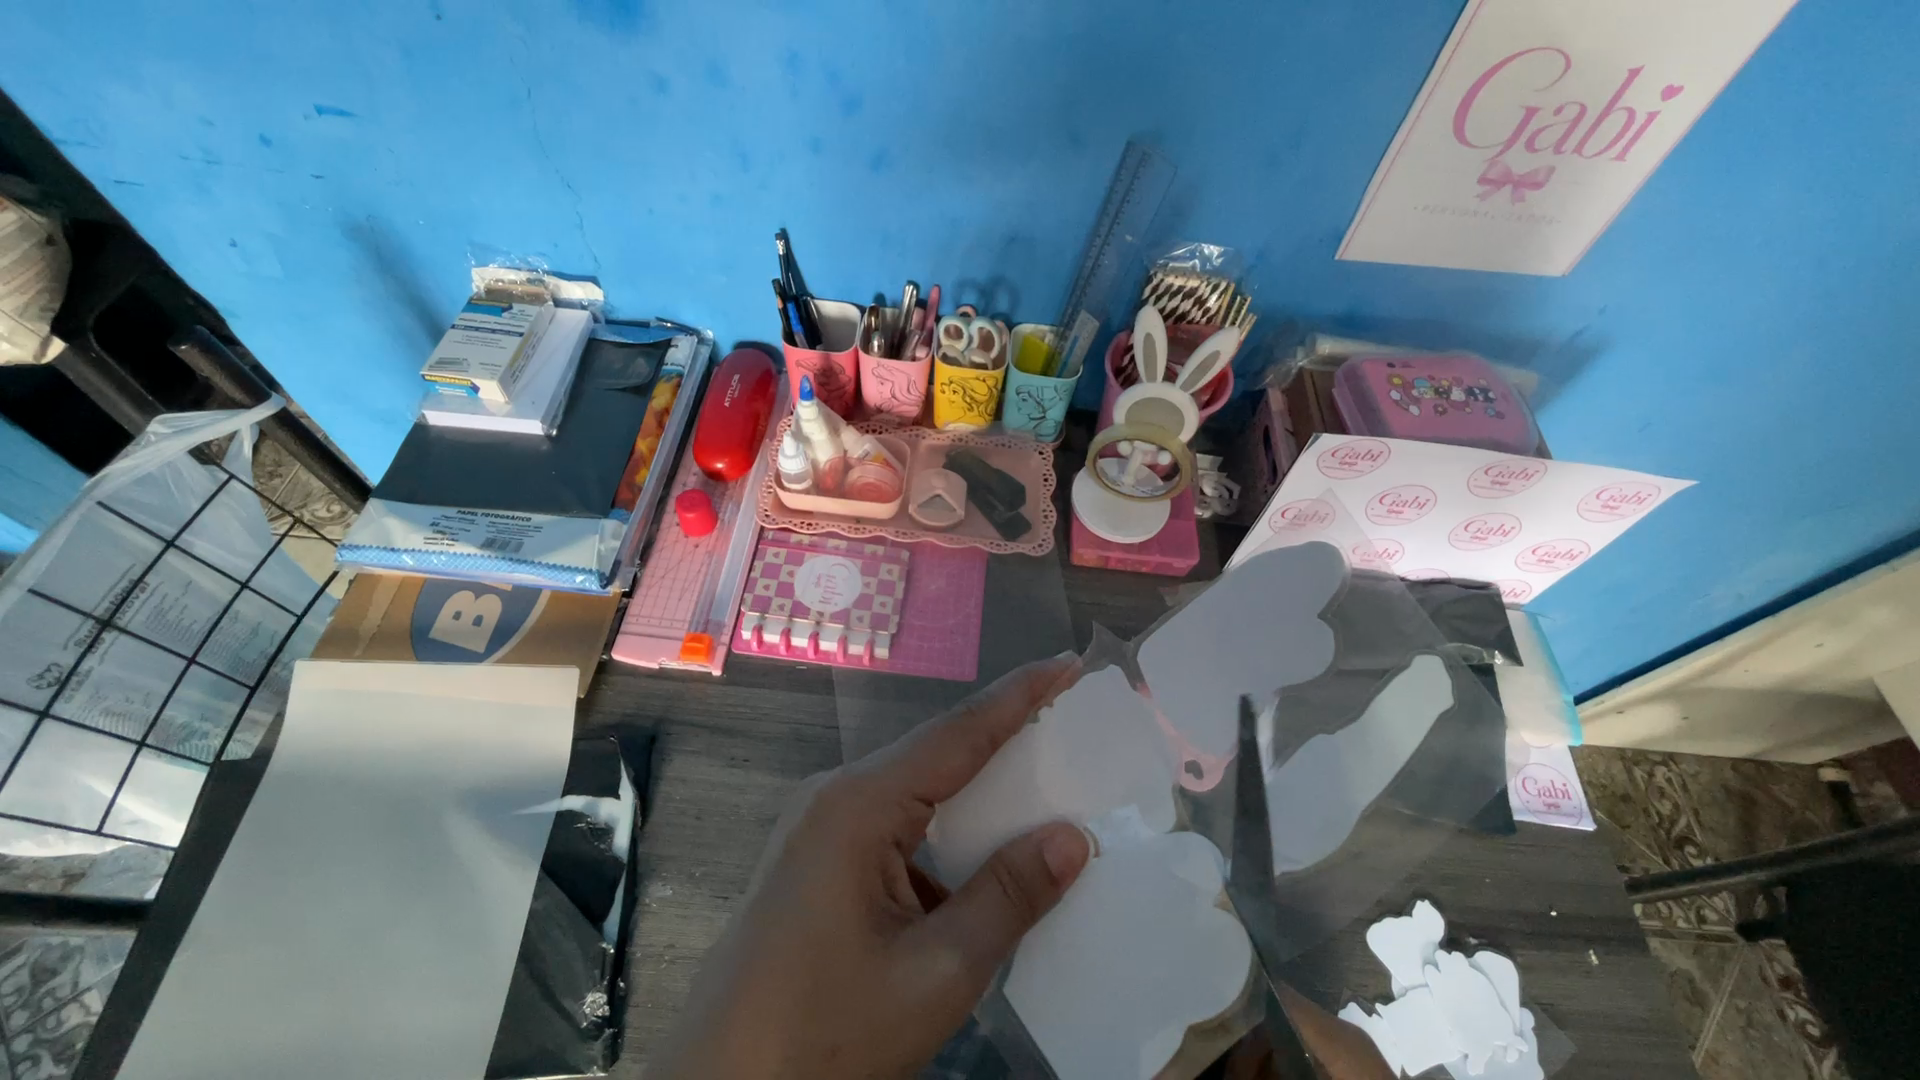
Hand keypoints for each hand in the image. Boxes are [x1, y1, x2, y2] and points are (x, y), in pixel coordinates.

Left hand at [649, 655, 1091, 1078]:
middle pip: (937, 756)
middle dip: (1007, 742)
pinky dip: (947, 835)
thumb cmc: (827, 1029)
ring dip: (978, 796)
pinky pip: (896, 828)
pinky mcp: (818, 862)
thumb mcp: (935, 972)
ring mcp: (819, 830)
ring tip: (1046, 788)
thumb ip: (1008, 897)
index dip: (1020, 697)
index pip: (958, 733)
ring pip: (917, 795)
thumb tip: (1073, 837)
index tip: (1069, 664)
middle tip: (1074, 726)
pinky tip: (984, 861)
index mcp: (858, 806)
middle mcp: (834, 799)